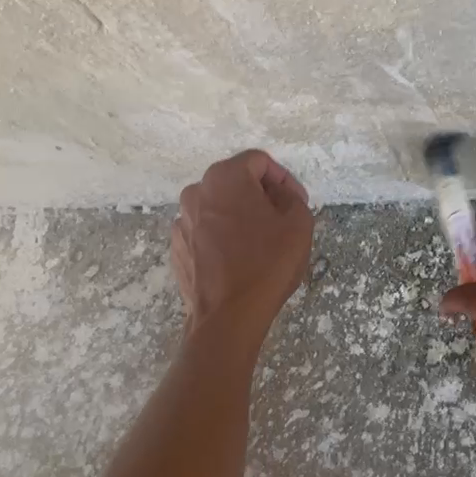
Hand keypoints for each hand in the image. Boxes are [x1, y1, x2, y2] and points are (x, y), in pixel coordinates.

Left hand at [171, 150, 313, 340]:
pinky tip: (239, 259)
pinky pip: (206, 230)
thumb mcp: (298, 222)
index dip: (284, 178)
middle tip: (283, 220)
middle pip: (236, 181)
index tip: (298, 201)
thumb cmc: (267, 263)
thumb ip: (291, 196)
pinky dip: (224, 237)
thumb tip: (278, 195)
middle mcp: (196, 192)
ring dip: (241, 216)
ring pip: (219, 207)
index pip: (259, 161)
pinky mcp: (177, 247)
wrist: (228, 316)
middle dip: (262, 196)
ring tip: (261, 242)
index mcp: (225, 177)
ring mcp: (181, 221)